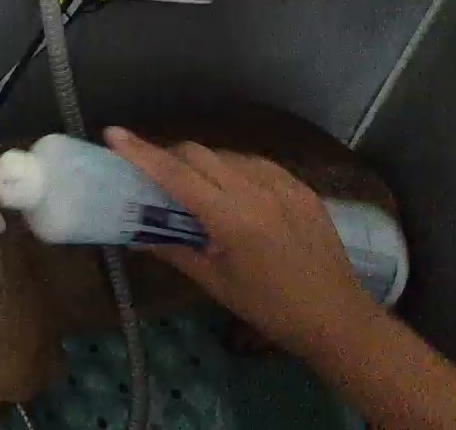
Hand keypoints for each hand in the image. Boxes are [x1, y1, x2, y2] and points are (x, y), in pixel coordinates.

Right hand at [104, 127, 380, 358]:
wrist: (342, 322)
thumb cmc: (271, 309)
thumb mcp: (215, 283)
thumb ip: (173, 249)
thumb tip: (135, 233)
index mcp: (232, 219)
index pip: (175, 174)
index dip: (141, 151)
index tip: (113, 133)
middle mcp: (256, 192)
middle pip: (196, 153)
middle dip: (168, 156)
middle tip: (152, 174)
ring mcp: (283, 185)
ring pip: (225, 155)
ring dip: (200, 163)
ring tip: (195, 188)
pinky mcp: (301, 187)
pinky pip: (254, 163)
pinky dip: (232, 169)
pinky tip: (232, 190)